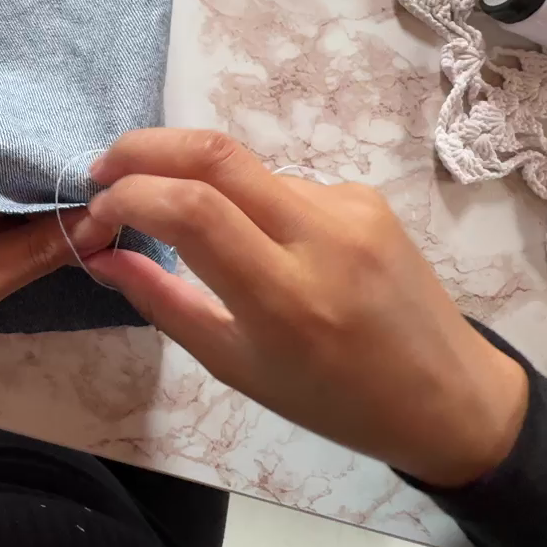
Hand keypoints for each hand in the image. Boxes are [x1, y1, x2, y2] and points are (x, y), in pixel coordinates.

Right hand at [81, 129, 528, 486]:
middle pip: (214, 152)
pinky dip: (240, 198)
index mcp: (284, 298)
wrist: (451, 398)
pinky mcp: (363, 194)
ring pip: (240, 167)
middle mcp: (320, 236)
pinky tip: (254, 239)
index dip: (128, 196)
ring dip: (189, 179)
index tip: (96, 215)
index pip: (191, 208)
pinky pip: (276, 182)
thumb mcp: (232, 364)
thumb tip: (99, 253)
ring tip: (180, 222)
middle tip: (104, 170)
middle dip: (141, 148)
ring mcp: (349, 206)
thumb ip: (159, 300)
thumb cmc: (329, 399)